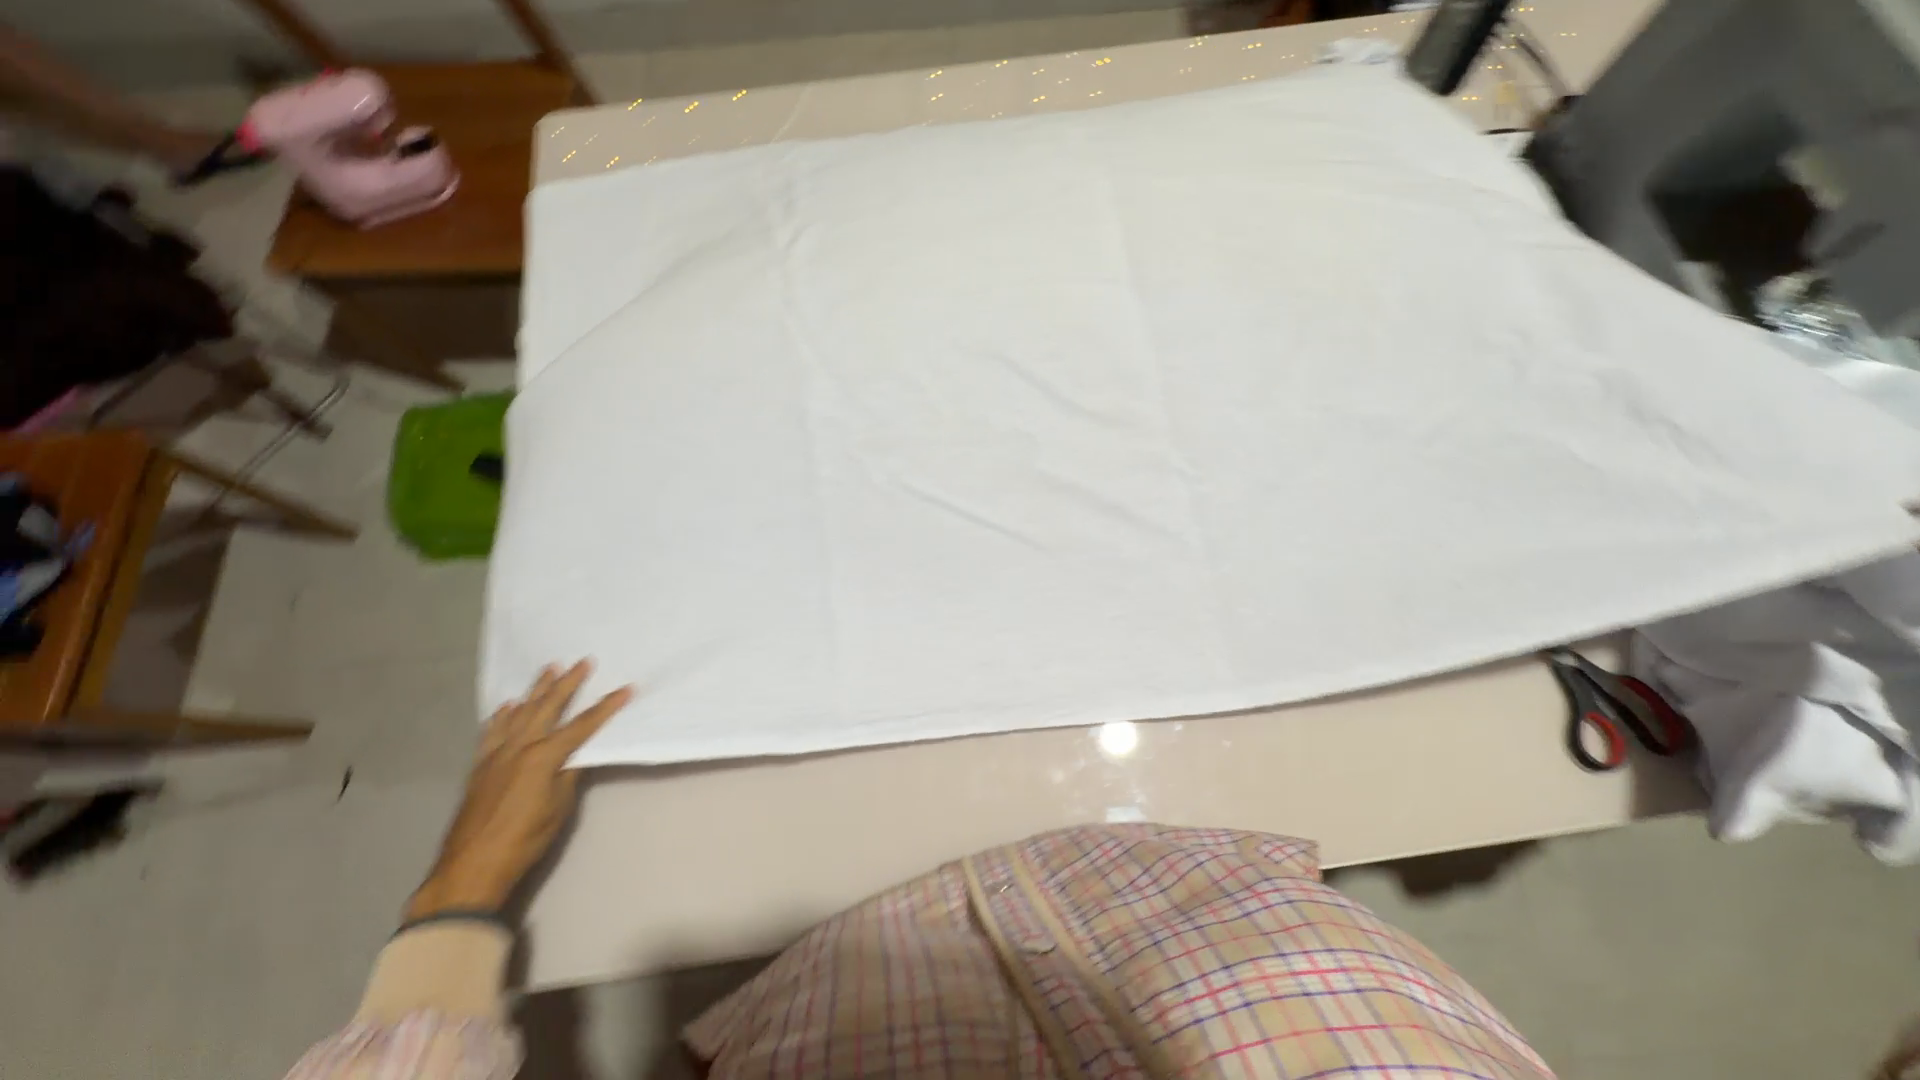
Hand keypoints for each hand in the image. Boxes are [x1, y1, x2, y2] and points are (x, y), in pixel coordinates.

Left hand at [404, 661, 632, 922]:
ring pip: (519, 713)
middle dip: (567, 683)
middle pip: (547, 708)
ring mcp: (496, 754)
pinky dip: (502, 716)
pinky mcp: (480, 766)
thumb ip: (568, 775)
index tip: (625, 688)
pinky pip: (493, 731)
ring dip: (535, 690)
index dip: (606, 707)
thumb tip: (577, 754)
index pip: (582, 725)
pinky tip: (507, 706)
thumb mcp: (559, 808)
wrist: (473, 865)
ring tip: (548, 670)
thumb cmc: (525, 839)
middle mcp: (519, 747)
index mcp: (544, 756)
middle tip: (581, 662)